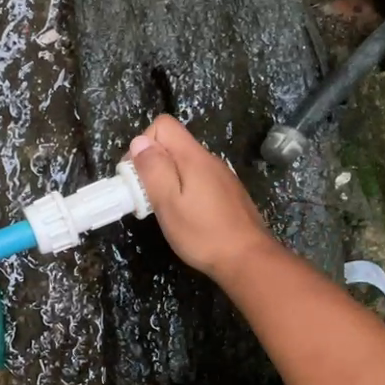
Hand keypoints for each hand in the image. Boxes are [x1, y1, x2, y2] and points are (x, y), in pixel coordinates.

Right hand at [128, 114, 278, 279]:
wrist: (248, 259)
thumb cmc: (202, 233)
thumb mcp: (169, 203)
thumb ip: (153, 170)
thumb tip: (139, 141)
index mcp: (193, 158)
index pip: (163, 125)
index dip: (143, 144)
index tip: (136, 175)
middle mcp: (209, 160)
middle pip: (172, 144)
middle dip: (151, 164)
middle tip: (145, 198)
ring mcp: (220, 175)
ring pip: (183, 163)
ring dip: (165, 179)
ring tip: (162, 209)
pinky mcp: (226, 191)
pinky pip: (196, 178)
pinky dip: (182, 189)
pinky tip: (184, 215)